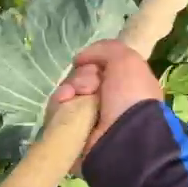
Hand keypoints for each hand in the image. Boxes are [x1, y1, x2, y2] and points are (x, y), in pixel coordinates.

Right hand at [45, 39, 164, 159]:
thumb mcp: (127, 60)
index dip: (93, 64)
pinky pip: (57, 112)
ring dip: (69, 89)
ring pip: (66, 95)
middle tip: (89, 88)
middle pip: (79, 80)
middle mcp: (105, 104)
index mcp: (121, 88)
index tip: (97, 69)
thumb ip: (106, 49)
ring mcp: (87, 121)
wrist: (124, 137)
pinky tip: (65, 103)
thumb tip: (79, 59)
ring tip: (75, 96)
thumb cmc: (130, 96)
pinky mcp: (71, 135)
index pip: (96, 69)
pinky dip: (59, 105)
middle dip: (81, 79)